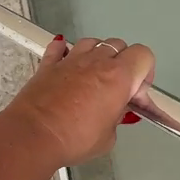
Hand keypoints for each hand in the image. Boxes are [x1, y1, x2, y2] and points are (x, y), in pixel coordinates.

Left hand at [1, 36, 155, 167]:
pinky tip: (67, 62)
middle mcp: (95, 62)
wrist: (33, 135)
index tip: (138, 91)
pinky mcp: (48, 65)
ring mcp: (70, 60)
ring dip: (97, 54)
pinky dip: (65, 51)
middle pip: (119, 45)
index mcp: (118, 76)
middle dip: (124, 63)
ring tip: (95, 76)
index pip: (143, 55)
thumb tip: (115, 113)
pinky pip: (59, 47)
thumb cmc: (70, 137)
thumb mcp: (108, 137)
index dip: (145, 72)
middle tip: (119, 87)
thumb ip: (117, 117)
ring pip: (92, 42)